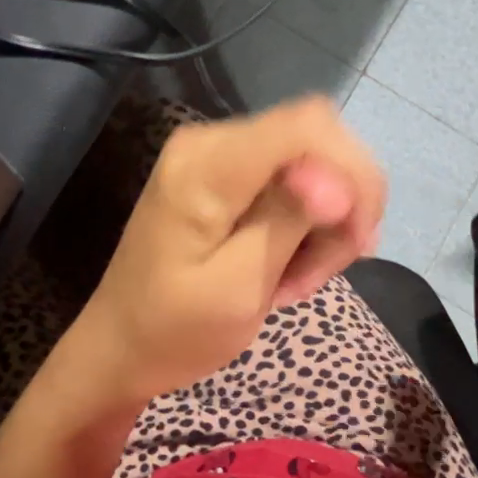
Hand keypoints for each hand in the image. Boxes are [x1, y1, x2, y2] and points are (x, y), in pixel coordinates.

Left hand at [76, 97, 385, 403]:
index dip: (351, 174)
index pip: (309, 126)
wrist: (120, 351)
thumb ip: (287, 221)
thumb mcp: (238, 287)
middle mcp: (212, 142)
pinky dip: (303, 228)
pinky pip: (288, 184)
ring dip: (324, 225)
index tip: (357, 239)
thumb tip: (338, 177)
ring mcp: (217, 158)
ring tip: (299, 281)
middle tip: (334, 268)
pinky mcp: (223, 179)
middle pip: (317, 140)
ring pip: (311, 164)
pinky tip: (288, 270)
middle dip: (344, 203)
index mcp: (208, 165)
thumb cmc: (175, 333)